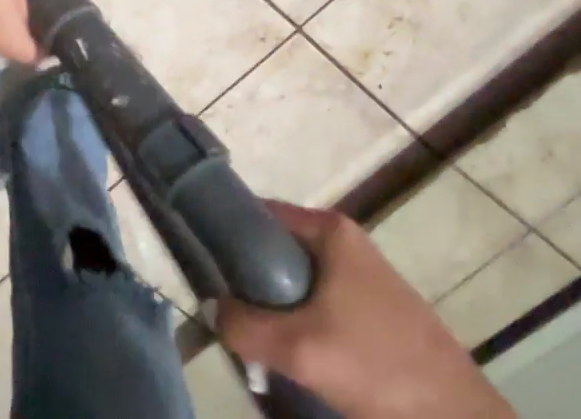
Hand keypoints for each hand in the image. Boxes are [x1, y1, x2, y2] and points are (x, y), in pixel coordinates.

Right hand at [217, 202, 514, 418]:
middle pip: (275, 250)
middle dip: (247, 279)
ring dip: (272, 307)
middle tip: (225, 309)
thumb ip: (244, 326)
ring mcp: (362, 277)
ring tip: (252, 336)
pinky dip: (298, 323)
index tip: (202, 262)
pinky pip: (317, 305)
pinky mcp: (373, 310)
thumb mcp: (298, 348)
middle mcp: (345, 243)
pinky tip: (289, 353)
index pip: (259, 214)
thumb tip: (212, 309)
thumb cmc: (378, 366)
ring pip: (296, 282)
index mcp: (330, 231)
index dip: (226, 235)